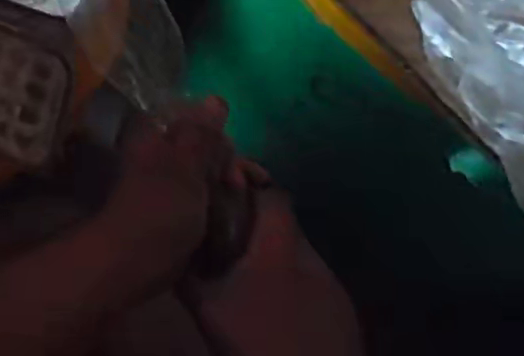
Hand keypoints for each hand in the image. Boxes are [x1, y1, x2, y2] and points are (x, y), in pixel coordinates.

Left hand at [100, 96, 240, 282]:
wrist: (132, 260)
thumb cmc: (158, 209)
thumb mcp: (185, 167)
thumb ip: (202, 135)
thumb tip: (216, 97)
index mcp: (154, 133)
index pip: (194, 120)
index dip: (219, 138)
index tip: (239, 162)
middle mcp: (157, 150)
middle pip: (201, 146)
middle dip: (226, 164)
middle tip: (240, 186)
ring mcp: (163, 179)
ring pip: (203, 172)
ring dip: (224, 185)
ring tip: (240, 202)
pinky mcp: (170, 207)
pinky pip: (199, 195)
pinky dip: (216, 203)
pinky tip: (231, 216)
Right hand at [183, 179, 364, 355]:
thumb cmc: (254, 347)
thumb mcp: (206, 308)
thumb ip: (188, 268)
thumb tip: (174, 240)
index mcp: (279, 249)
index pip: (273, 194)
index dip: (251, 185)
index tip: (227, 188)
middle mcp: (312, 260)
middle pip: (287, 222)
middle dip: (260, 223)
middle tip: (232, 235)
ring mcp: (336, 290)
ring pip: (302, 254)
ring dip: (278, 255)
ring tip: (252, 273)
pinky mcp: (349, 318)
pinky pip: (316, 283)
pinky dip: (296, 284)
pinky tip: (277, 306)